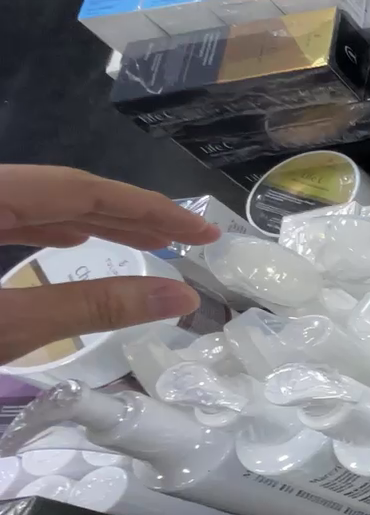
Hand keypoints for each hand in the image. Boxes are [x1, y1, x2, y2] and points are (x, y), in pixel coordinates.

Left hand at [0, 166, 220, 365]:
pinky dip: (45, 226)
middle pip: (57, 192)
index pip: (78, 191)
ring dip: (95, 222)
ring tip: (148, 242)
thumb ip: (90, 305)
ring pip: (30, 203)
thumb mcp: (5, 323)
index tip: (204, 232)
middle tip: (191, 240)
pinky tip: (71, 240)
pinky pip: (1, 214)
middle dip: (131, 215)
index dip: (148, 207)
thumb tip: (183, 297)